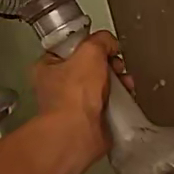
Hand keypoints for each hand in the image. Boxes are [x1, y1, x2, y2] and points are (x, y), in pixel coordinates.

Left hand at [31, 30, 119, 157]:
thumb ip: (101, 40)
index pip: (71, 48)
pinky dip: (120, 99)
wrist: (79, 133)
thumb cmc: (74, 93)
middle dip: (109, 64)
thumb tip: (110, 43)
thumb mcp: (90, 50)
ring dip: (118, 81)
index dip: (90, 45)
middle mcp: (58, 86)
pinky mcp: (91, 120)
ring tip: (125, 82)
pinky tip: (126, 96)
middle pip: (90, 66)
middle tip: (115, 65)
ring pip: (102, 84)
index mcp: (47, 67)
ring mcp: (74, 104)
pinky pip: (110, 103)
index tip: (103, 46)